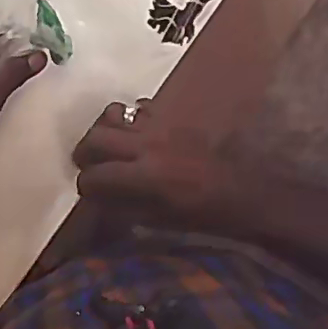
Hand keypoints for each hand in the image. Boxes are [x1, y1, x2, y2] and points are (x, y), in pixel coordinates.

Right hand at [72, 102, 243, 229]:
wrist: (242, 194)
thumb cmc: (200, 215)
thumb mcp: (155, 220)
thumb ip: (120, 205)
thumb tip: (96, 196)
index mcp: (145, 177)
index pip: (95, 176)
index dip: (85, 186)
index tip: (88, 192)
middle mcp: (148, 146)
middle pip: (96, 138)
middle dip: (85, 153)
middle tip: (87, 164)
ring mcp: (161, 128)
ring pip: (114, 115)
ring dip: (104, 130)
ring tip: (107, 144)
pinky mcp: (174, 119)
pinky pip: (140, 108)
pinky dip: (130, 119)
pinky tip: (135, 134)